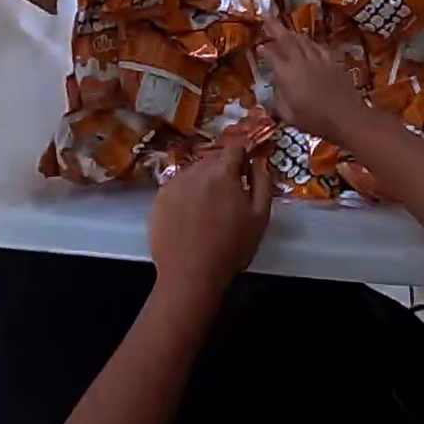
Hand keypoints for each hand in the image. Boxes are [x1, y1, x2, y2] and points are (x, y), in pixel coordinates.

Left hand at [149, 142, 271, 302]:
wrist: (190, 276)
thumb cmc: (231, 247)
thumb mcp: (260, 216)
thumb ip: (263, 182)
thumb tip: (259, 160)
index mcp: (223, 172)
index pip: (235, 147)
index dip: (243, 156)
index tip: (245, 170)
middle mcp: (196, 170)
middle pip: (214, 157)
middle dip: (224, 167)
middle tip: (229, 190)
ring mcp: (175, 183)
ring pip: (195, 169)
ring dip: (205, 178)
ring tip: (208, 204)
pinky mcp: (159, 197)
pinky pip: (178, 184)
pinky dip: (187, 190)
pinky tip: (190, 212)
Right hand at [260, 18, 365, 142]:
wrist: (346, 117)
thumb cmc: (315, 120)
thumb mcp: (288, 116)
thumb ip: (278, 100)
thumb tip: (274, 88)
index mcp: (287, 74)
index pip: (272, 55)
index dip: (264, 49)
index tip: (259, 47)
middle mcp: (301, 61)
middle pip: (287, 39)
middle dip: (275, 27)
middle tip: (267, 17)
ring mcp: (319, 59)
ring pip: (303, 40)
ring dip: (292, 33)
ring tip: (285, 30)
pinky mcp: (333, 61)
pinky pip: (319, 46)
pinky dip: (310, 42)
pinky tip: (309, 44)